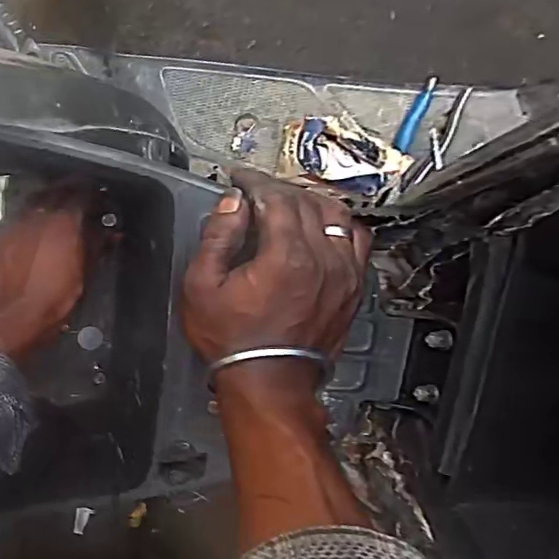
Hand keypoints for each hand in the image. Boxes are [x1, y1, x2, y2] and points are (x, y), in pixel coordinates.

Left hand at [0, 192, 96, 361]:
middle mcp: (36, 219)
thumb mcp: (85, 273)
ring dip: (42, 204)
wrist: (19, 316)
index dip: (90, 194)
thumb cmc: (57, 298)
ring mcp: (13, 228)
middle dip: (65, 193)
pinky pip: (13, 224)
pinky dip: (24, 224)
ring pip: (30, 205)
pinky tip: (27, 234)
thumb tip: (109, 233)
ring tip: (51, 210)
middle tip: (74, 198)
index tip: (95, 198)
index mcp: (63, 224)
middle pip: (52, 193)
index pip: (80, 195)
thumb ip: (96, 246)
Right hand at [182, 169, 370, 392]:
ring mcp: (344, 274)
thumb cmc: (232, 339)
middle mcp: (322, 259)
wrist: (267, 380)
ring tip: (286, 202)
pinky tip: (320, 227)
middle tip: (255, 189)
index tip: (239, 178)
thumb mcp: (201, 286)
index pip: (276, 198)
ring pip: (337, 215)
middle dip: (277, 189)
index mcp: (285, 255)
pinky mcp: (353, 288)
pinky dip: (337, 225)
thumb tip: (232, 204)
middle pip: (307, 202)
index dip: (254, 182)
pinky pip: (356, 240)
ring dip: (310, 201)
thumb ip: (217, 238)